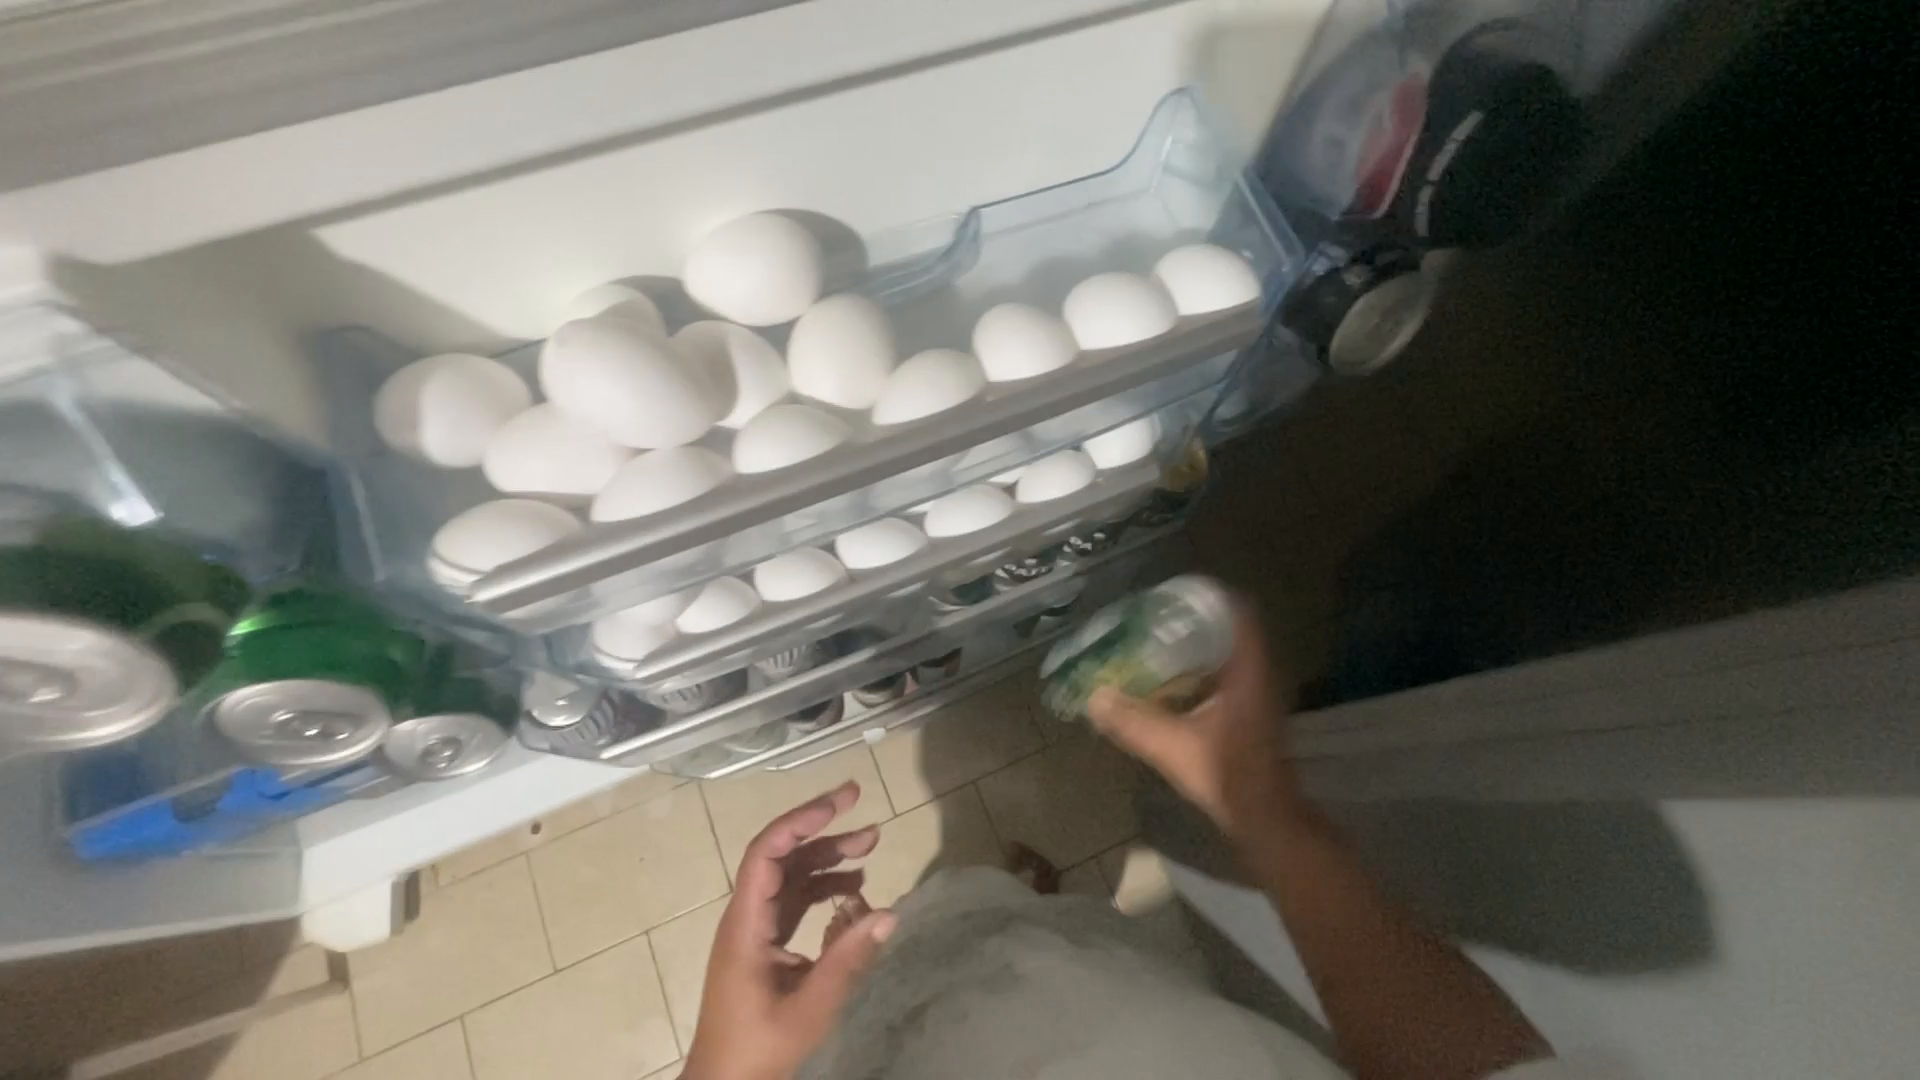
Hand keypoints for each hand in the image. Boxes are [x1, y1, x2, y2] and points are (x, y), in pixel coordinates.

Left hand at [683, 781, 896, 1079]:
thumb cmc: (758, 1051)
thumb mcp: (809, 1009)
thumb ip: (848, 959)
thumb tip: (891, 912)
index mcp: (746, 924)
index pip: (766, 852)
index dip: (800, 821)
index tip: (839, 804)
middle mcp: (748, 917)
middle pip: (783, 857)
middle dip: (823, 830)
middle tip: (863, 805)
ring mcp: (756, 931)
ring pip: (792, 878)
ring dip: (829, 859)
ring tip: (872, 844)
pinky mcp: (766, 947)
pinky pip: (796, 904)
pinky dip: (825, 891)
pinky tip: (855, 892)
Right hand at [1086, 598, 1303, 843]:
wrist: (1267, 820)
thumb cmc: (1229, 776)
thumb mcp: (1173, 748)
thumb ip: (1133, 722)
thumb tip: (1094, 699)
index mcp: (1247, 672)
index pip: (1238, 613)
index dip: (1209, 596)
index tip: (1175, 593)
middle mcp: (1257, 675)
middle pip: (1228, 630)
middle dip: (1191, 621)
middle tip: (1152, 618)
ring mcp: (1257, 696)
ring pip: (1225, 655)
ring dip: (1194, 647)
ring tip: (1153, 644)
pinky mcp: (1250, 714)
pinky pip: (1223, 676)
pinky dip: (1197, 672)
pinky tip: (1167, 683)